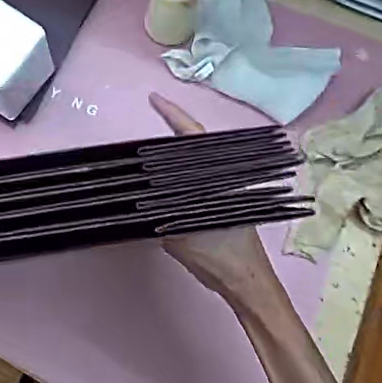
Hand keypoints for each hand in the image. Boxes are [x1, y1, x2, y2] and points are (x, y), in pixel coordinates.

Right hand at [147, 93, 282, 304]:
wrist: (245, 283)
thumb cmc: (220, 259)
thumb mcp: (181, 236)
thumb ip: (159, 214)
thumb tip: (136, 200)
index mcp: (217, 177)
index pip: (193, 138)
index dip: (174, 116)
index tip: (155, 99)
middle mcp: (223, 178)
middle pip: (194, 145)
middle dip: (173, 126)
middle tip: (151, 116)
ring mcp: (224, 189)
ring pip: (196, 161)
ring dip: (176, 151)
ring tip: (152, 144)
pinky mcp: (221, 202)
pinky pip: (195, 179)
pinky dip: (179, 173)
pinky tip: (163, 177)